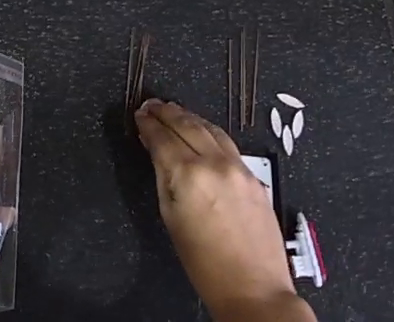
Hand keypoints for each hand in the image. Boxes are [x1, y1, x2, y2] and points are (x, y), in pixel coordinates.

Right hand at [136, 99, 311, 321]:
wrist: (254, 290)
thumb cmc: (204, 263)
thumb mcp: (170, 217)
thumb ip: (162, 175)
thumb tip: (154, 148)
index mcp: (188, 175)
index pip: (162, 137)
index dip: (148, 124)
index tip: (139, 115)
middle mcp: (214, 163)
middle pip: (186, 124)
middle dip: (166, 112)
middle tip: (151, 105)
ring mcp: (237, 167)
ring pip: (208, 128)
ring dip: (188, 116)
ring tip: (173, 110)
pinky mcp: (253, 176)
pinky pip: (226, 142)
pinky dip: (209, 130)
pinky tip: (201, 129)